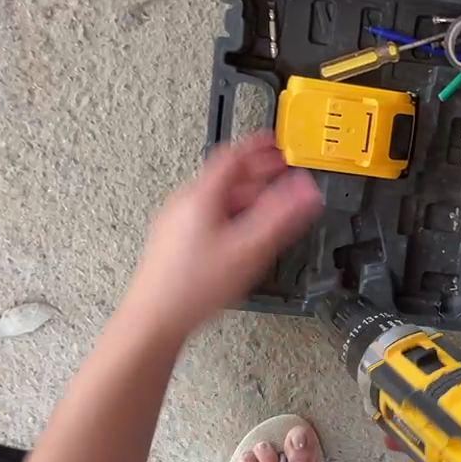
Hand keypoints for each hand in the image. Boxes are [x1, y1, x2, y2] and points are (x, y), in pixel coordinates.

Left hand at [124, 132, 321, 337]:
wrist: (154, 320)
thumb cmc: (192, 287)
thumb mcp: (249, 247)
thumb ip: (282, 216)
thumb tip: (306, 191)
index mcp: (201, 197)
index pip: (233, 156)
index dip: (258, 146)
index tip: (275, 142)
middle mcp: (185, 204)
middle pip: (226, 177)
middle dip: (258, 173)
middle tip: (281, 172)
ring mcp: (177, 224)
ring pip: (218, 199)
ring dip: (247, 196)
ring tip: (270, 205)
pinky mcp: (175, 243)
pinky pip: (208, 217)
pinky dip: (233, 215)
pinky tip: (244, 233)